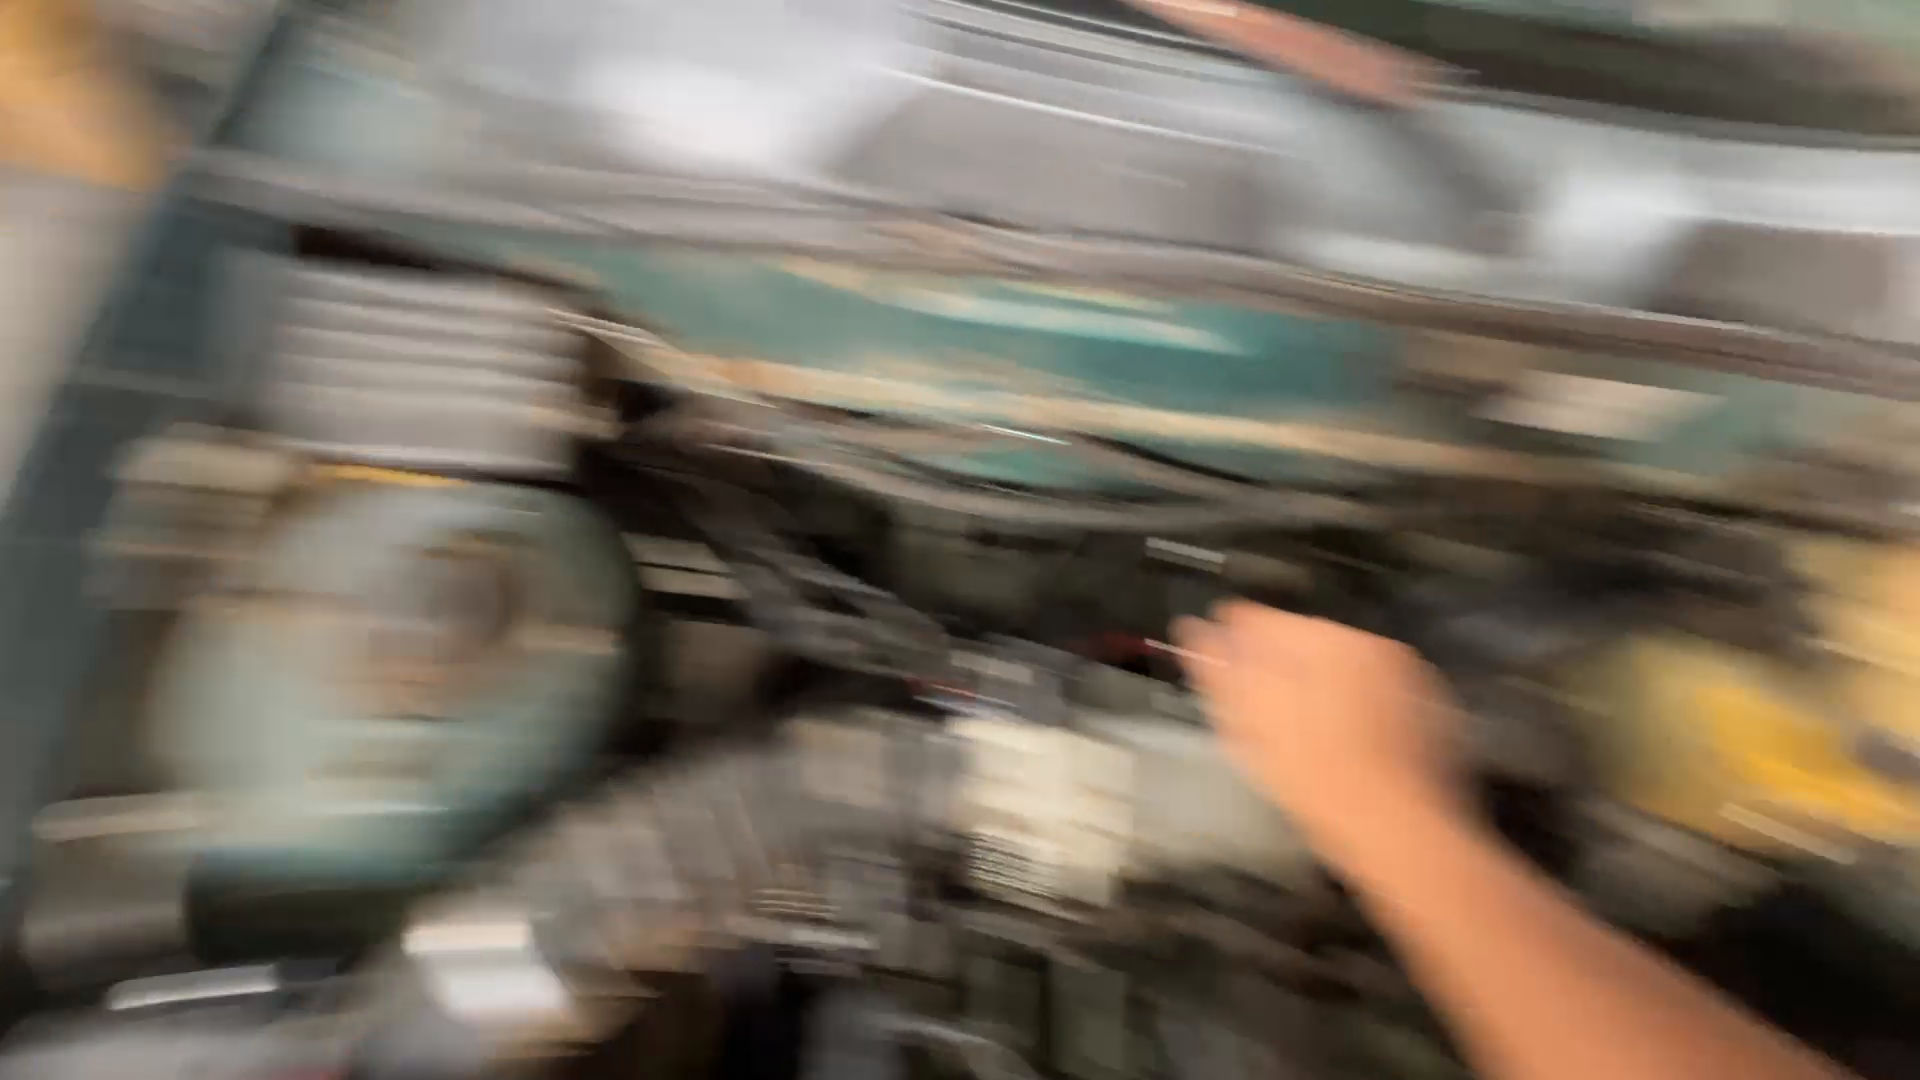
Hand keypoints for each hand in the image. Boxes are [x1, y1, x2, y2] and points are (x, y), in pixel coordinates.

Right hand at [1172, 601, 1466, 862]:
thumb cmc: (1311, 775)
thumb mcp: (1247, 720)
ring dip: (1310, 682)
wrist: (1398, 830)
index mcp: (1317, 637)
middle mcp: (1363, 641)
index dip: (1227, 641)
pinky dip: (1347, 702)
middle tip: (1255, 708)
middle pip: (1296, 638)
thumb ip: (1217, 666)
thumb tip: (1191, 627)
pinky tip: (1336, 739)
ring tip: (1296, 728)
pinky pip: (1366, 688)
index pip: (1255, 617)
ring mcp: (1400, 670)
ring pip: (1332, 664)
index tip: (1216, 666)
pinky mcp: (1423, 702)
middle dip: (1272, 664)